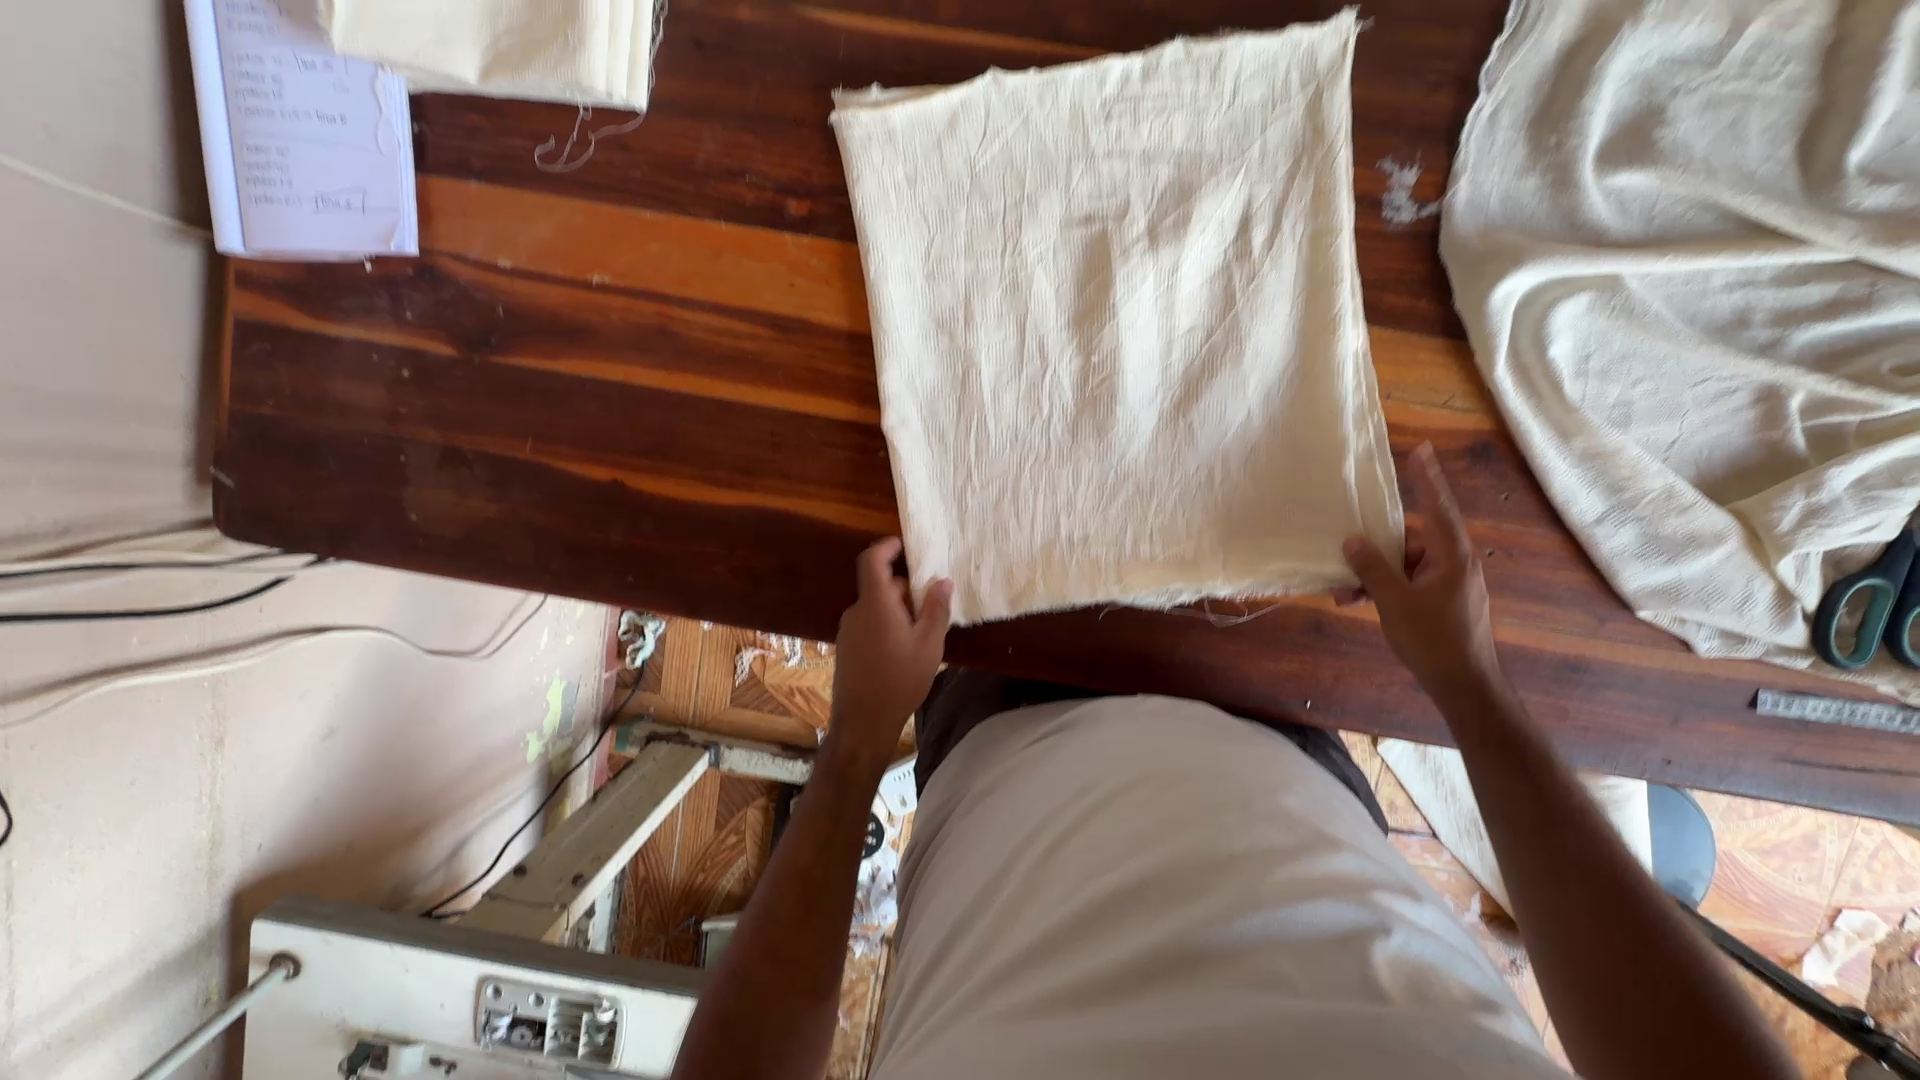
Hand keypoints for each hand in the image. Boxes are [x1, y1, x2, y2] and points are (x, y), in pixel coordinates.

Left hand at [827, 538, 952, 767]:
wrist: (863, 721)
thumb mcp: (929, 644)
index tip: (907, 546)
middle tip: (933, 602)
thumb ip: (936, 608)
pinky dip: (887, 624)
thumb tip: (943, 581)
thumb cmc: (900, 680)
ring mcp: (849, 630)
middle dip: (907, 588)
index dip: (888, 546)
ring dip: (898, 609)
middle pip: (880, 586)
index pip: (872, 560)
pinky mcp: (847, 647)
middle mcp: (857, 611)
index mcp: (875, 604)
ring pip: (876, 607)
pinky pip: (870, 623)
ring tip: (924, 631)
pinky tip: (905, 648)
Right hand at [1336, 442, 1501, 700]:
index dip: (1426, 479)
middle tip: (1343, 553)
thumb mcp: (1394, 601)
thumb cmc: (1433, 639)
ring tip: (1344, 593)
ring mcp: (1452, 586)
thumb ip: (1373, 567)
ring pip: (1407, 567)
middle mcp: (1456, 565)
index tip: (1420, 450)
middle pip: (1412, 541)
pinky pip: (1411, 586)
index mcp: (1453, 556)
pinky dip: (1387, 591)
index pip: (1437, 507)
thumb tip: (1353, 540)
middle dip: (1376, 550)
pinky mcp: (1445, 605)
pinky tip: (1361, 604)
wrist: (1465, 687)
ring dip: (1375, 576)